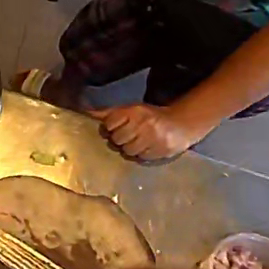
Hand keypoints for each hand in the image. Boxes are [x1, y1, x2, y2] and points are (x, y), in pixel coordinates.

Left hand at [92, 103, 211, 161]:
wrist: (181, 124)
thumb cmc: (150, 117)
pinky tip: (146, 148)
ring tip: (138, 142)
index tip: (114, 127)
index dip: (110, 127)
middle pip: (117, 139)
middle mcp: (143, 124)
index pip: (110, 123)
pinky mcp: (161, 151)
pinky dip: (141, 155)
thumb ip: (109, 113)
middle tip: (127, 136)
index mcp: (135, 111)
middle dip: (120, 139)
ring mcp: (153, 139)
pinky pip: (141, 159)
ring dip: (130, 149)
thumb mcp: (130, 110)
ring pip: (128, 151)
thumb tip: (86, 113)